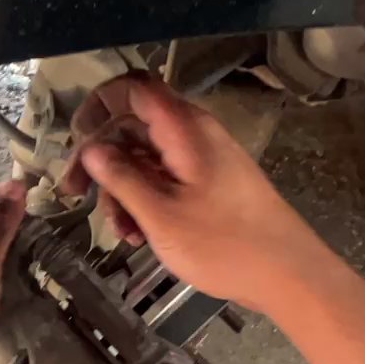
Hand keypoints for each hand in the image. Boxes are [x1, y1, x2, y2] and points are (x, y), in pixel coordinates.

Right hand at [60, 72, 336, 312]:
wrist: (289, 274)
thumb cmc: (225, 244)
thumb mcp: (161, 215)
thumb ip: (122, 178)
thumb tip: (90, 149)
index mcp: (184, 129)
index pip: (134, 88)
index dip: (99, 102)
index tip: (77, 136)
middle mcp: (192, 135)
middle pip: (132, 126)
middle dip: (100, 159)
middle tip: (75, 193)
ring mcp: (201, 160)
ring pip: (144, 158)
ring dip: (121, 189)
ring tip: (120, 231)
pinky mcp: (207, 184)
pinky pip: (163, 179)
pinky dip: (144, 200)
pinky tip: (138, 234)